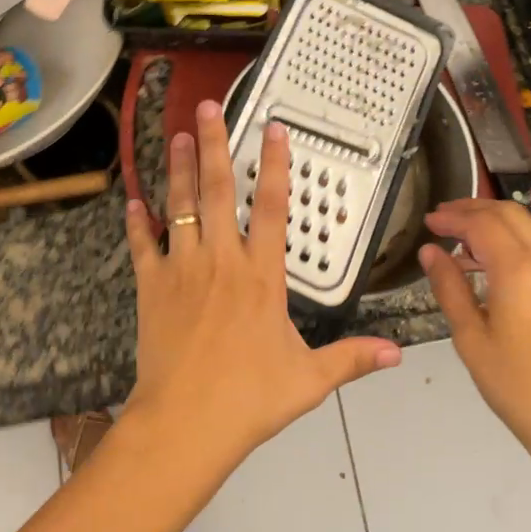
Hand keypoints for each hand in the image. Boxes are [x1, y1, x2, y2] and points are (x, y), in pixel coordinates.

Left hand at [122, 101, 401, 468]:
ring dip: (179, 168)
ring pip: (180, 206)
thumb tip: (398, 354)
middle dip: (214, 144)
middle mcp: (221, 260)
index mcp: (261, 276)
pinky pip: (142, 245)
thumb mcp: (309, 379)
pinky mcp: (151, 286)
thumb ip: (352, 358)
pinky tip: (133, 198)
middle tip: (208, 107)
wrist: (185, 424)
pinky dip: (137, 221)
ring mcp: (182, 269)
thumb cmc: (249, 399)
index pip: (272, 207)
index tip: (274, 129)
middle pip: (217, 190)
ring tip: (179, 134)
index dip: (274, 164)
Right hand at [420, 200, 530, 531]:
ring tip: (468, 238)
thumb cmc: (520, 390)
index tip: (427, 222)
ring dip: (498, 220)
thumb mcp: (471, 341)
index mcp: (519, 271)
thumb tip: (430, 251)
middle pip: (509, 214)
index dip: (452, 217)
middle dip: (474, 209)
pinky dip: (519, 238)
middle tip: (443, 219)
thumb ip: (449, 288)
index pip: (481, 223)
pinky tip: (500, 262)